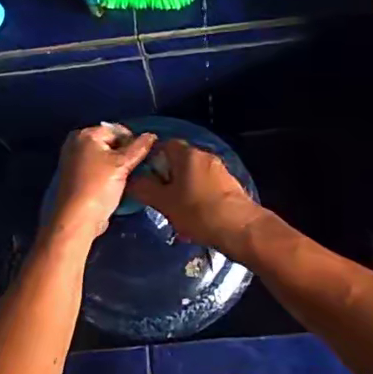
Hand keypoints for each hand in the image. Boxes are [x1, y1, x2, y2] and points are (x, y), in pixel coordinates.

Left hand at [48, 124, 158, 239]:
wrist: (76, 219)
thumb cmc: (99, 187)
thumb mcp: (122, 165)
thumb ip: (139, 147)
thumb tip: (152, 135)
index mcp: (85, 134)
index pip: (117, 129)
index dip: (133, 141)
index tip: (143, 157)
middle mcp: (75, 141)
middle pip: (109, 141)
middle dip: (124, 152)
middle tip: (136, 167)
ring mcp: (72, 158)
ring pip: (102, 154)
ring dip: (116, 163)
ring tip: (127, 175)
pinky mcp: (73, 174)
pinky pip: (95, 165)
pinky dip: (105, 170)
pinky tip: (114, 182)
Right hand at [127, 140, 267, 250]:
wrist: (241, 228)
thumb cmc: (198, 211)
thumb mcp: (165, 202)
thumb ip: (145, 189)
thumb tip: (132, 180)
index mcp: (187, 154)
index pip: (165, 145)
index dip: (152, 159)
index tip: (145, 178)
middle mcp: (205, 156)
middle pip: (179, 161)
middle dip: (168, 178)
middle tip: (159, 199)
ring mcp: (220, 170)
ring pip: (193, 176)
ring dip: (183, 190)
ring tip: (176, 212)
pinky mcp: (230, 186)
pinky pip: (207, 187)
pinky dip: (198, 198)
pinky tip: (196, 218)